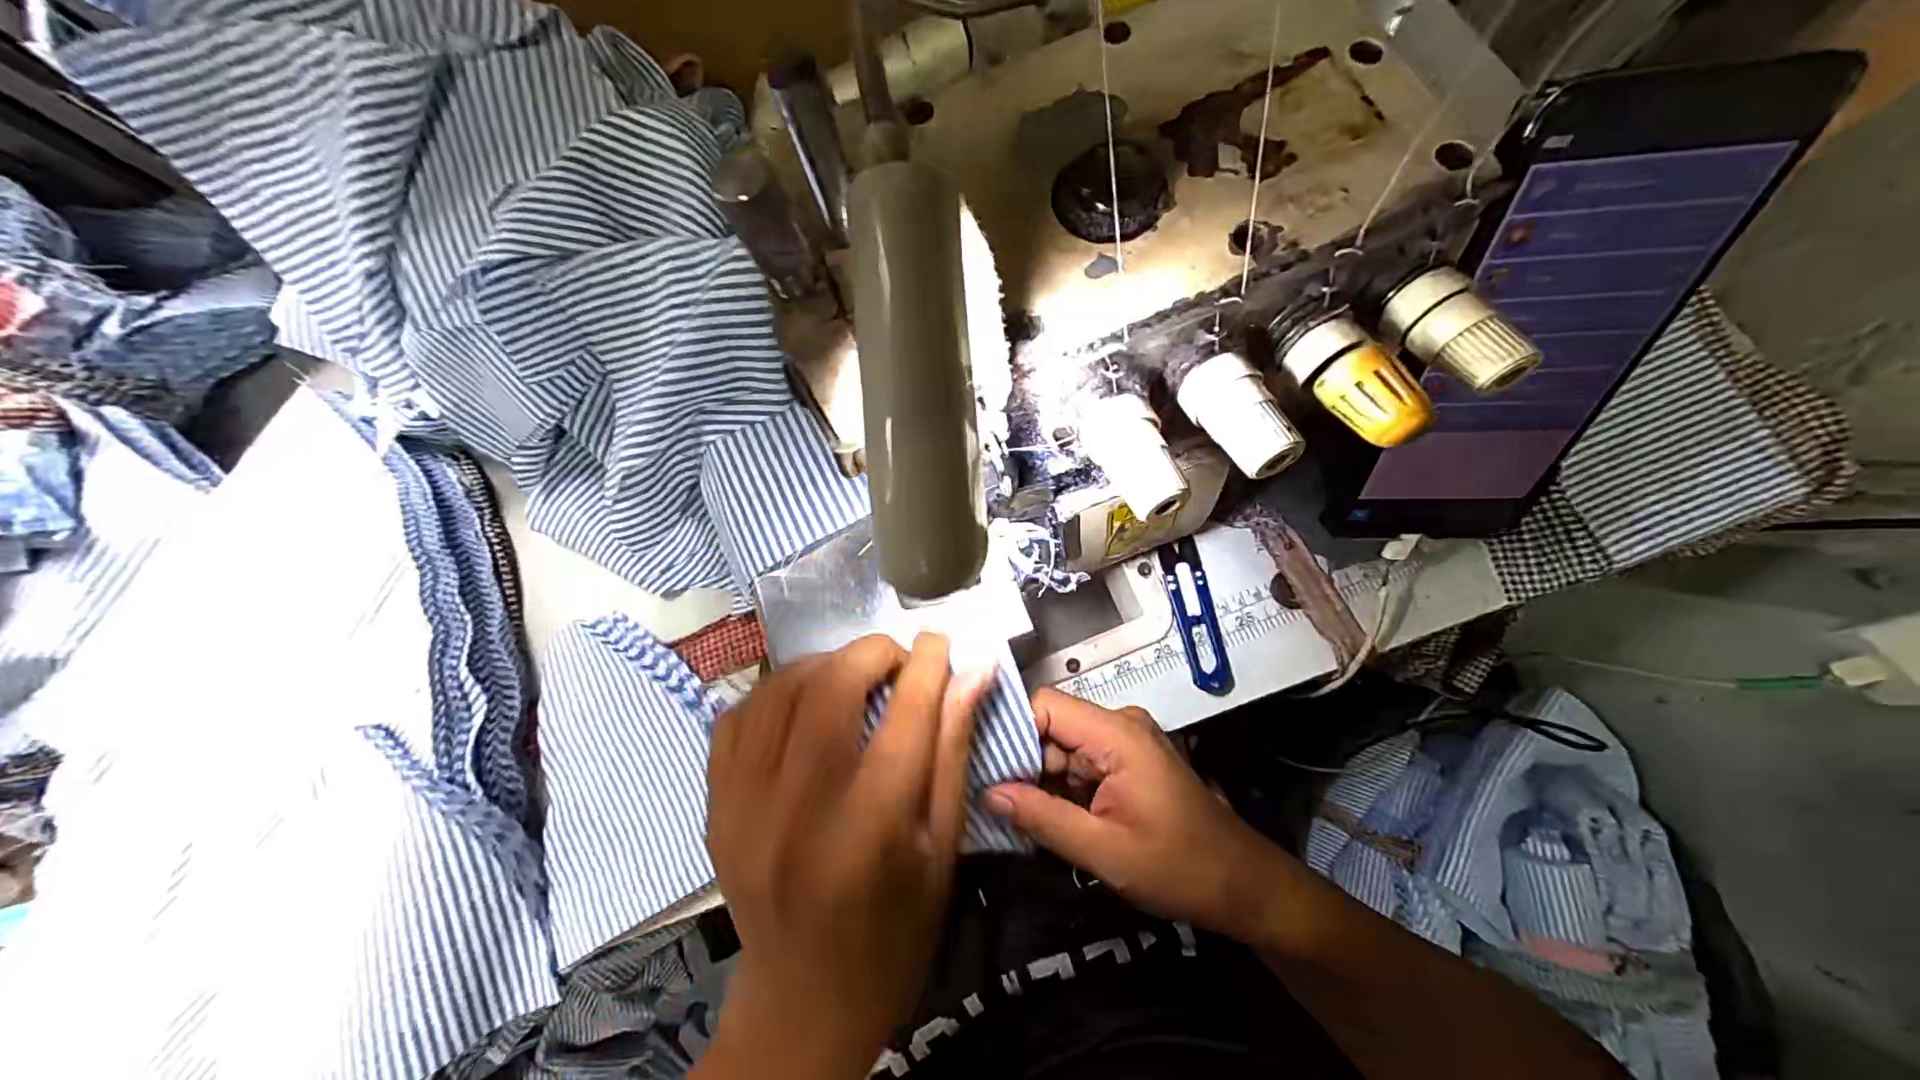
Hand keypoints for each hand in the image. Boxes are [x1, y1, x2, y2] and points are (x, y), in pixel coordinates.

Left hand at [700, 633, 994, 1079]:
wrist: (804, 999)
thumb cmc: (894, 930)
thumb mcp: (942, 847)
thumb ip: (952, 751)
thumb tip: (971, 673)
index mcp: (870, 827)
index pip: (906, 713)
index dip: (928, 664)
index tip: (940, 642)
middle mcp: (798, 807)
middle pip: (832, 686)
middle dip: (872, 654)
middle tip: (898, 663)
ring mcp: (743, 803)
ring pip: (780, 688)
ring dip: (825, 666)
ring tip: (853, 679)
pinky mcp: (715, 805)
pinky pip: (737, 716)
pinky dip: (775, 694)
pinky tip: (802, 706)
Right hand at [984, 688, 1293, 942]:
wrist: (1243, 886)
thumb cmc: (1179, 867)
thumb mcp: (1103, 850)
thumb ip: (1042, 817)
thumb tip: (988, 792)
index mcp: (1116, 734)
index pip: (1044, 706)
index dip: (1009, 730)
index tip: (979, 764)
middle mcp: (1119, 726)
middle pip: (1049, 727)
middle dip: (1020, 763)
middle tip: (988, 800)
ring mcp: (1124, 744)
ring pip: (1060, 748)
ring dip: (1039, 781)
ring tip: (1012, 814)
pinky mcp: (1127, 763)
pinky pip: (1079, 765)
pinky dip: (1060, 789)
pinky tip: (1043, 817)